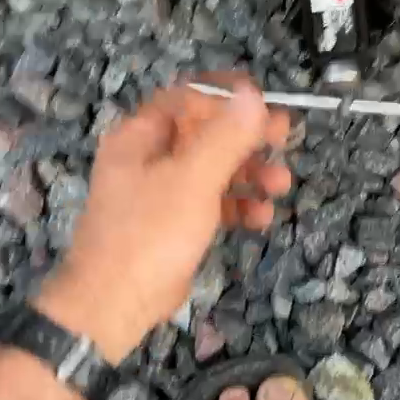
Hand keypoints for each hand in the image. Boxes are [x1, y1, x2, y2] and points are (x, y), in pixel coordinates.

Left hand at [33, 74, 290, 361]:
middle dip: (248, 137)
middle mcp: (149, 157)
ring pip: (215, 168)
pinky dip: (238, 205)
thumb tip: (253, 95)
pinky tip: (260, 218)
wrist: (114, 304)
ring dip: (251, 173)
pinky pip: (213, 202)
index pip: (187, 96)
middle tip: (285, 137)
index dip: (228, 96)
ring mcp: (162, 192)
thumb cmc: (150, 233)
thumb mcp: (193, 179)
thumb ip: (225, 136)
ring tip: (281, 185)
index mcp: (141, 136)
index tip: (266, 102)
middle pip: (207, 132)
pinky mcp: (174, 223)